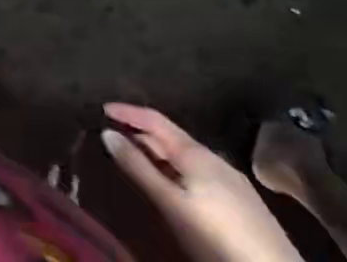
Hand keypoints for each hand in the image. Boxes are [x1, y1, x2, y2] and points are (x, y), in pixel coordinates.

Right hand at [103, 103, 304, 261]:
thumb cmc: (217, 238)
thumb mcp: (170, 204)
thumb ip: (138, 168)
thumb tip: (107, 132)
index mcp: (197, 154)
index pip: (156, 120)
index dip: (128, 112)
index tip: (102, 108)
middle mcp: (215, 160)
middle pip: (172, 138)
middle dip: (141, 134)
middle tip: (113, 137)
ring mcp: (233, 183)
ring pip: (186, 158)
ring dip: (158, 154)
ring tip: (136, 160)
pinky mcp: (244, 204)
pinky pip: (199, 174)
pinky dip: (176, 170)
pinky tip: (172, 187)